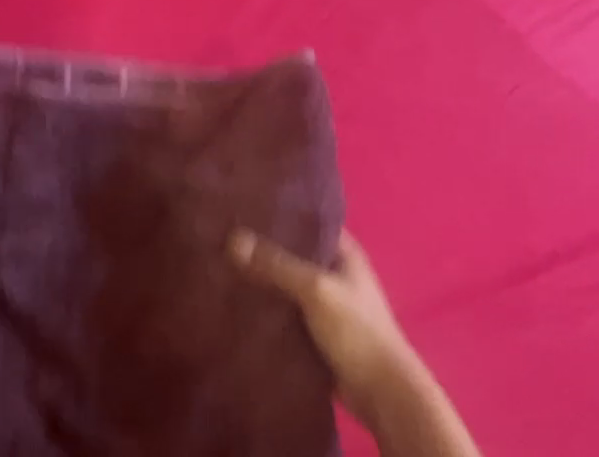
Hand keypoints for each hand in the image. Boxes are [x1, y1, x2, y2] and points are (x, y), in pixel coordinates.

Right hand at [228, 228, 424, 417]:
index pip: (304, 220)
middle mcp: (331, 272)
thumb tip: (232, 238)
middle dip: (258, 245)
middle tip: (217, 232)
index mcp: (342, 252)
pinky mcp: (310, 331)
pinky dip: (260, 307)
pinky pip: (279, 311)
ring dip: (256, 278)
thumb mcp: (316, 289)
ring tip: (216, 261)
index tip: (238, 203)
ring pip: (281, 282)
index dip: (275, 211)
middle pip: (289, 251)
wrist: (382, 396)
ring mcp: (321, 303)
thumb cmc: (358, 332)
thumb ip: (276, 264)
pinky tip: (231, 299)